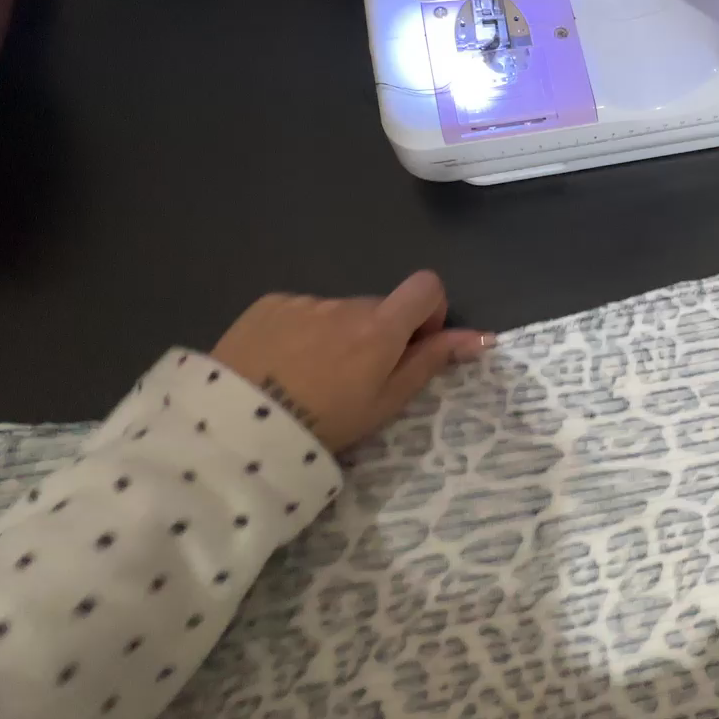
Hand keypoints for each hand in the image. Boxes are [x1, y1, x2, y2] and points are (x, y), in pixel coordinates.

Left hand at [211, 272, 492, 451]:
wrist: (236, 432)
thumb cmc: (326, 423)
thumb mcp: (387, 402)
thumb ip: (433, 361)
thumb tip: (482, 336)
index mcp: (381, 326)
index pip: (427, 286)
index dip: (429, 311)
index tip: (412, 344)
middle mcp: (346, 303)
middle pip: (379, 307)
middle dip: (376, 334)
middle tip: (352, 380)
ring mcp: (304, 301)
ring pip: (337, 313)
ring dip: (336, 336)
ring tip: (307, 378)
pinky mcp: (268, 305)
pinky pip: (300, 311)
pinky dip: (300, 333)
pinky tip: (279, 365)